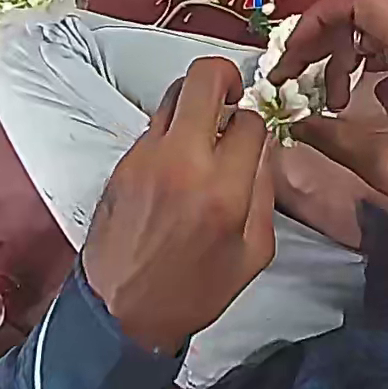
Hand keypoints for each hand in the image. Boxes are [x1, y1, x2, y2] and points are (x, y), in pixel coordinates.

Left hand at [82, 57, 274, 353]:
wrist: (121, 313)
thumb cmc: (194, 290)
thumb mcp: (254, 252)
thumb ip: (265, 193)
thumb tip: (261, 150)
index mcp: (222, 190)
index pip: (249, 121)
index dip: (257, 122)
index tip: (254, 134)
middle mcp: (181, 162)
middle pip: (203, 78)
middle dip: (225, 75)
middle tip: (232, 94)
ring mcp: (145, 158)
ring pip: (174, 93)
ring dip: (196, 101)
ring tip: (205, 127)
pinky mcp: (123, 163)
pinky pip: (154, 125)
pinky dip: (173, 130)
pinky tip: (177, 160)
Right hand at [270, 0, 387, 228]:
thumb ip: (334, 139)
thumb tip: (295, 125)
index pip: (360, 1)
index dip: (316, 20)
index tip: (293, 56)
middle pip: (363, 17)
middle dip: (322, 45)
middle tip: (294, 80)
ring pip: (376, 37)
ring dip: (343, 62)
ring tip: (328, 102)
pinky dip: (367, 74)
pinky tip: (359, 108)